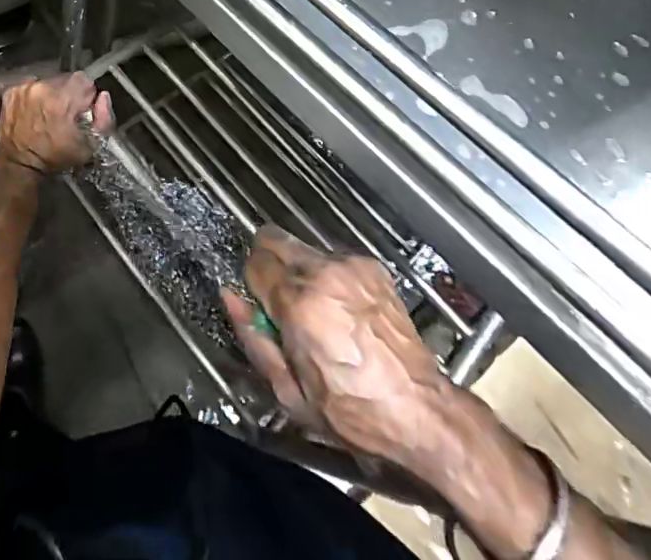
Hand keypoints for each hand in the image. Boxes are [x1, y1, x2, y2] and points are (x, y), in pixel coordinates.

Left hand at [0, 72, 111, 173]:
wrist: (19, 163)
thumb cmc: (55, 157)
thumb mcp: (89, 146)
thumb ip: (104, 119)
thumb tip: (103, 96)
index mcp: (61, 100)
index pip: (84, 80)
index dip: (86, 96)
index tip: (80, 110)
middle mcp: (41, 88)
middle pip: (65, 79)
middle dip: (69, 94)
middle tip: (64, 114)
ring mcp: (24, 88)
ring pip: (48, 81)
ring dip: (51, 94)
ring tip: (48, 113)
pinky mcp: (11, 91)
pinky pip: (31, 85)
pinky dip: (35, 95)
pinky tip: (34, 111)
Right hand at [223, 226, 458, 475]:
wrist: (420, 411)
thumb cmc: (355, 410)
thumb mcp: (287, 389)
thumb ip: (251, 336)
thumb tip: (230, 298)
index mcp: (298, 302)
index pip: (252, 264)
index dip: (252, 287)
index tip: (261, 308)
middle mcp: (323, 274)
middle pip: (272, 239)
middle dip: (267, 263)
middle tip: (278, 298)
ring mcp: (351, 268)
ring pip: (301, 246)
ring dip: (297, 269)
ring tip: (314, 308)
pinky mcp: (373, 269)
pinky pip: (332, 258)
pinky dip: (326, 274)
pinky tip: (338, 306)